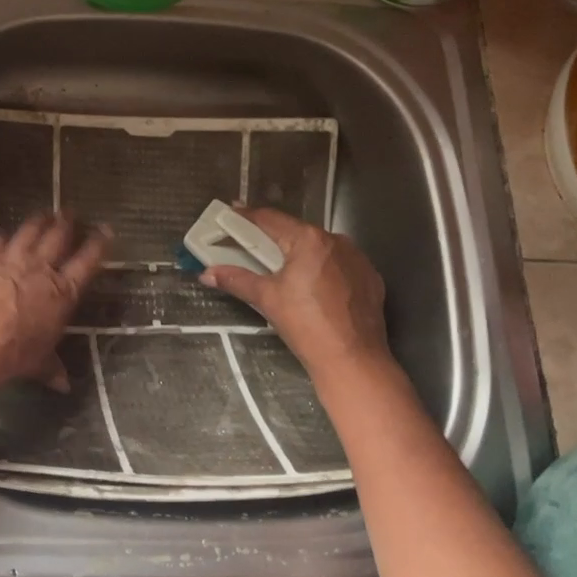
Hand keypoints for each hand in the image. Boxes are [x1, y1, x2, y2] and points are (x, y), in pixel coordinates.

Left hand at [0, 212, 109, 390]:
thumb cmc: (15, 352)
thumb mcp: (38, 362)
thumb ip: (51, 368)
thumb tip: (63, 385)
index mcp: (63, 293)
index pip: (87, 262)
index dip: (98, 244)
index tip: (106, 230)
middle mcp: (41, 269)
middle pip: (58, 238)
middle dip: (67, 223)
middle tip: (70, 212)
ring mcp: (13, 258)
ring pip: (30, 232)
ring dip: (38, 222)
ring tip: (43, 213)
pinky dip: (0, 236)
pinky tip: (0, 233)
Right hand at [197, 206, 389, 383]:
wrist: (354, 361)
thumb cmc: (306, 325)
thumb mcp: (266, 298)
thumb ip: (236, 279)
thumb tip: (207, 273)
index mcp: (308, 240)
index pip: (270, 219)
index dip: (246, 216)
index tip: (229, 214)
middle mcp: (336, 241)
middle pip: (296, 231)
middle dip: (272, 237)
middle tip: (250, 246)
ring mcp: (357, 259)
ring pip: (319, 247)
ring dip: (299, 252)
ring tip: (282, 268)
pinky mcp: (370, 277)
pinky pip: (339, 263)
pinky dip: (322, 268)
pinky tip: (313, 286)